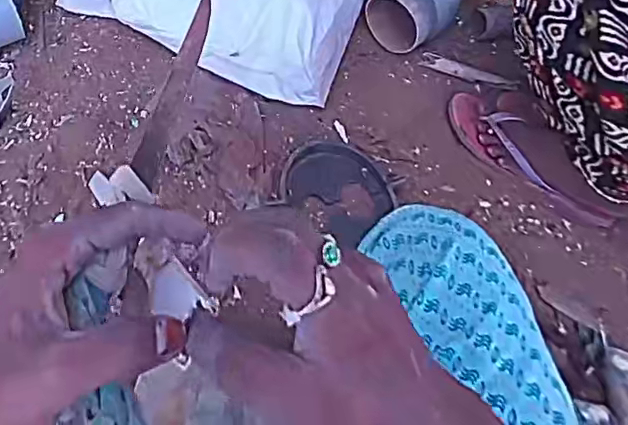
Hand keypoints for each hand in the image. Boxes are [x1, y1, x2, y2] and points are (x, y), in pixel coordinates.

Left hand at [0, 204, 208, 424]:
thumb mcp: (58, 371)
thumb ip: (120, 346)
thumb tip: (177, 329)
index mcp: (52, 249)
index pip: (125, 217)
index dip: (168, 223)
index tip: (203, 238)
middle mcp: (54, 252)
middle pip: (124, 236)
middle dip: (162, 250)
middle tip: (197, 273)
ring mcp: (52, 277)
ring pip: (116, 265)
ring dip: (148, 279)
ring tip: (178, 300)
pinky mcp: (53, 305)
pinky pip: (104, 292)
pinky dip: (130, 303)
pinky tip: (143, 327)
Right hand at [189, 210, 495, 424]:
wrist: (430, 421)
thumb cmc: (363, 412)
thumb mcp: (292, 401)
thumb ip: (240, 364)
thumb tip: (197, 330)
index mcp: (323, 289)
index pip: (264, 244)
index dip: (226, 250)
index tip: (204, 273)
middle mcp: (343, 267)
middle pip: (285, 223)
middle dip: (242, 232)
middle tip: (212, 261)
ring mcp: (361, 270)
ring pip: (306, 229)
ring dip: (266, 236)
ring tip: (238, 263)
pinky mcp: (372, 281)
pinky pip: (324, 247)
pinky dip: (292, 249)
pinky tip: (285, 277)